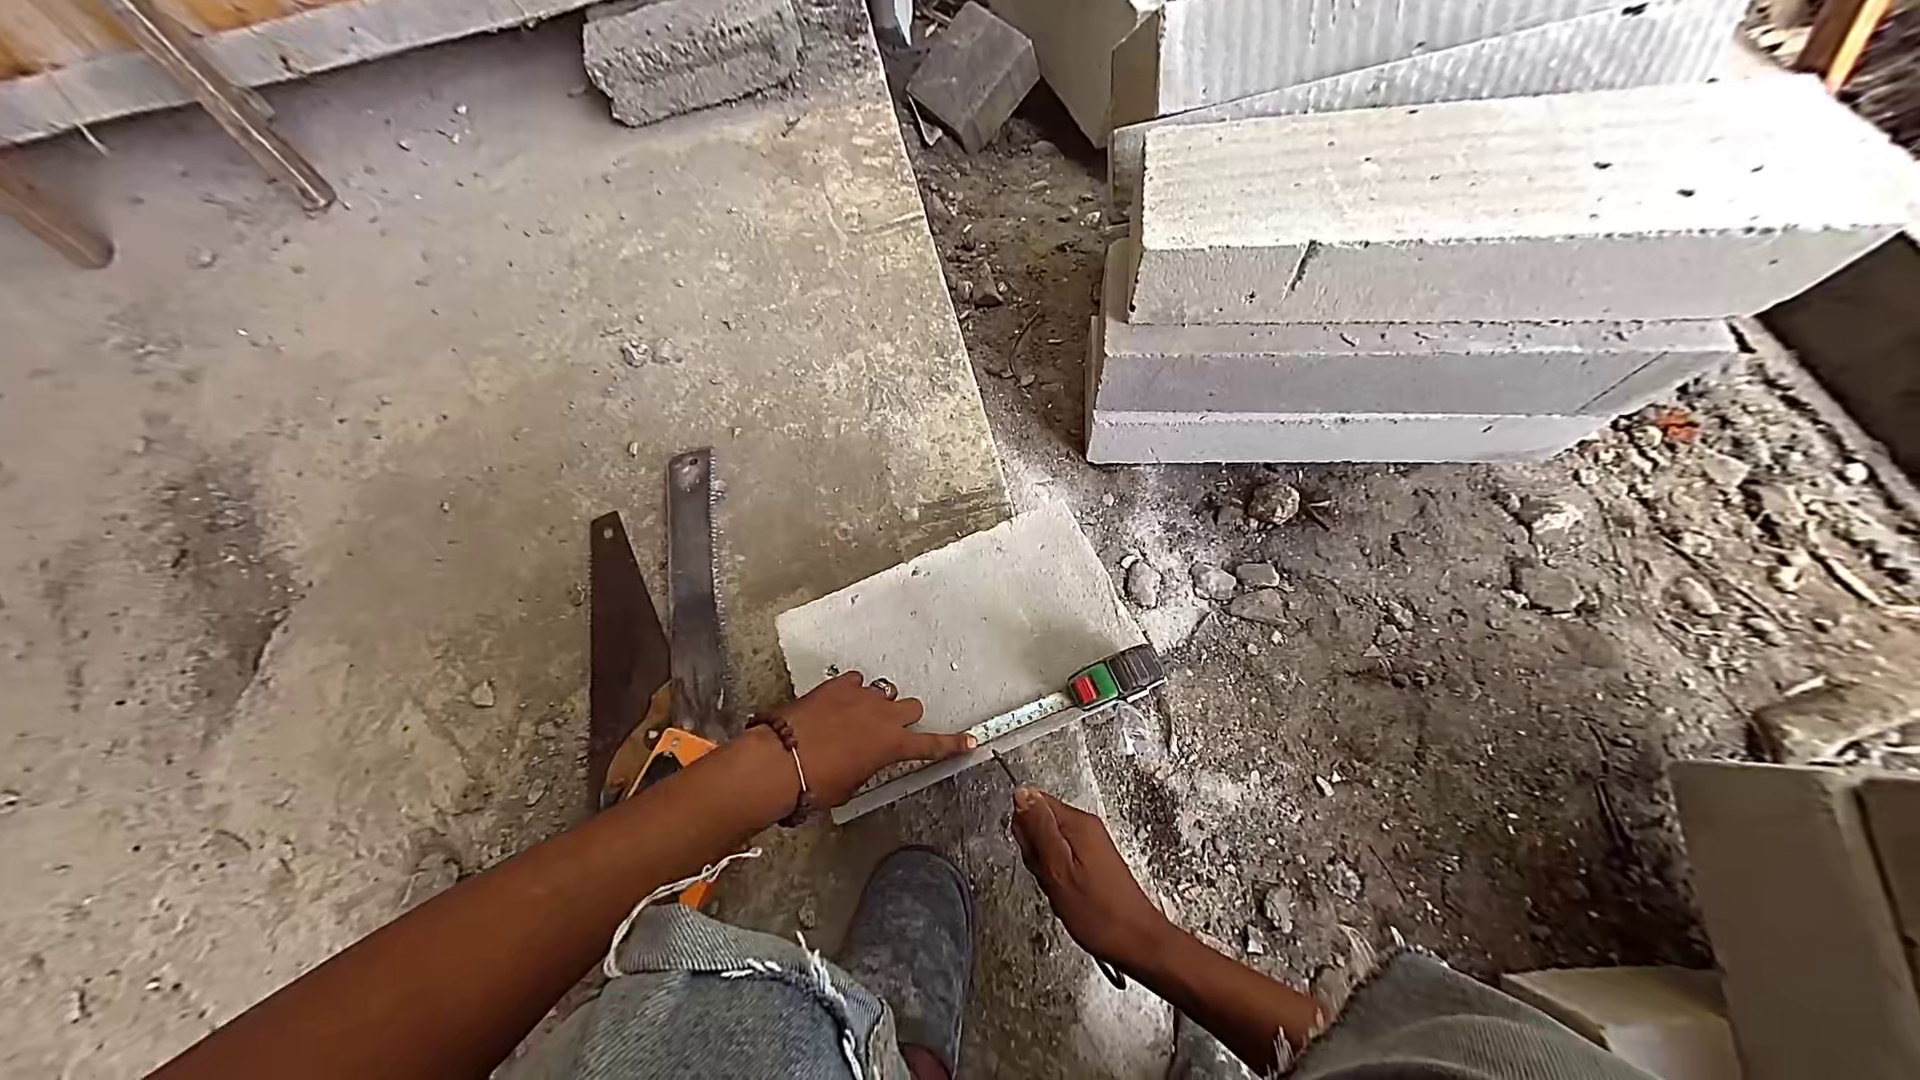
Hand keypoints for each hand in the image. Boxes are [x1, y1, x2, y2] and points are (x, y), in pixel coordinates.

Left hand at [773, 671, 975, 806]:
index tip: (970, 741)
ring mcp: (861, 695)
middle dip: (903, 718)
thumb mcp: (851, 785)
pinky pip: (855, 681)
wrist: (781, 760)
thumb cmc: (816, 782)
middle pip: (912, 707)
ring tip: (858, 716)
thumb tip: (862, 760)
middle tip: (887, 731)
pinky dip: (852, 691)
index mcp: (892, 744)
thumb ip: (867, 767)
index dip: (952, 744)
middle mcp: (883, 715)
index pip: (932, 745)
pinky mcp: (837, 685)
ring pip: (884, 691)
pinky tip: (839, 703)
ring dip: (877, 703)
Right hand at [1011, 787, 1171, 971]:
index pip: (1034, 802)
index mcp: (1077, 823)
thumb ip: (1038, 829)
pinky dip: (1059, 876)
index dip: (1026, 831)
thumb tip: (1022, 793)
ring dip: (1046, 867)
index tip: (1035, 856)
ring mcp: (1092, 842)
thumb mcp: (1058, 869)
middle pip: (1041, 822)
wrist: (1138, 943)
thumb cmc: (1098, 912)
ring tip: (1058, 888)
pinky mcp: (1095, 859)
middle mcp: (1086, 826)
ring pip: (1050, 843)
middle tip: (1048, 876)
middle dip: (1036, 851)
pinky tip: (1067, 893)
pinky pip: (1063, 858)